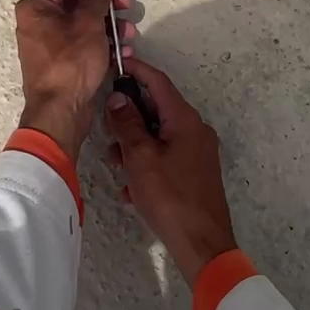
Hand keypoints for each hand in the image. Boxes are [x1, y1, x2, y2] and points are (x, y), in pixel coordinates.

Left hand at [14, 0, 134, 161]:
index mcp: (37, 7)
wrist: (60, 113)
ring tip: (128, 32)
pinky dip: (103, 42)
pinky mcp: (63, 58)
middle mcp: (39, 21)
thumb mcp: (88, 25)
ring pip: (85, 21)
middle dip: (106, 2)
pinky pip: (84, 41)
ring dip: (109, 24)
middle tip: (125, 2)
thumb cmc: (68, 68)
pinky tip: (122, 50)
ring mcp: (50, 41)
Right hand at [105, 57, 238, 287]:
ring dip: (135, 144)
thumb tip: (117, 98)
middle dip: (129, 116)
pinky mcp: (195, 172)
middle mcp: (195, 129)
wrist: (202, 244)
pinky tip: (132, 188)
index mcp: (184, 119)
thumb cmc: (170, 196)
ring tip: (117, 165)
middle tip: (107, 130)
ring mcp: (197, 152)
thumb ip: (127, 123)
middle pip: (157, 109)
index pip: (158, 82)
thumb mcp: (140, 157)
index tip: (115, 64)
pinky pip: (166, 156)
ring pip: (159, 135)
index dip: (136, 70)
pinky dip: (147, 163)